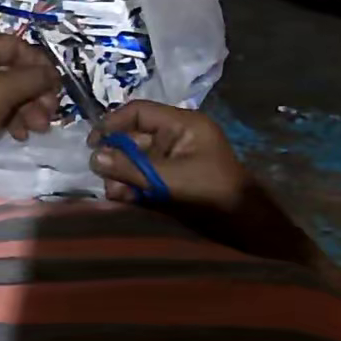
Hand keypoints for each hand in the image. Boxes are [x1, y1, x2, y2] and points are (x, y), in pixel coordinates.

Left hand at [0, 34, 60, 170]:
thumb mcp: (2, 89)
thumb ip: (33, 77)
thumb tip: (54, 74)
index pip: (14, 46)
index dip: (38, 63)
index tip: (56, 83)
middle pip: (15, 71)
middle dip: (36, 92)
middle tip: (50, 110)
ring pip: (12, 93)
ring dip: (30, 109)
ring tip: (39, 127)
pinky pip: (3, 109)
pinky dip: (16, 119)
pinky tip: (21, 134)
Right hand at [88, 101, 248, 208]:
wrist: (247, 228)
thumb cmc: (213, 193)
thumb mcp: (170, 179)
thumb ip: (131, 168)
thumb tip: (94, 158)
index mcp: (183, 124)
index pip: (138, 112)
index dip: (113, 124)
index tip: (94, 144)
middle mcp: (175, 137)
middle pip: (133, 137)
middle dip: (115, 156)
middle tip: (103, 175)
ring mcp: (173, 159)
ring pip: (134, 159)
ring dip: (120, 174)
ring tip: (115, 192)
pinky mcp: (170, 179)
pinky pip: (142, 175)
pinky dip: (130, 186)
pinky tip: (122, 198)